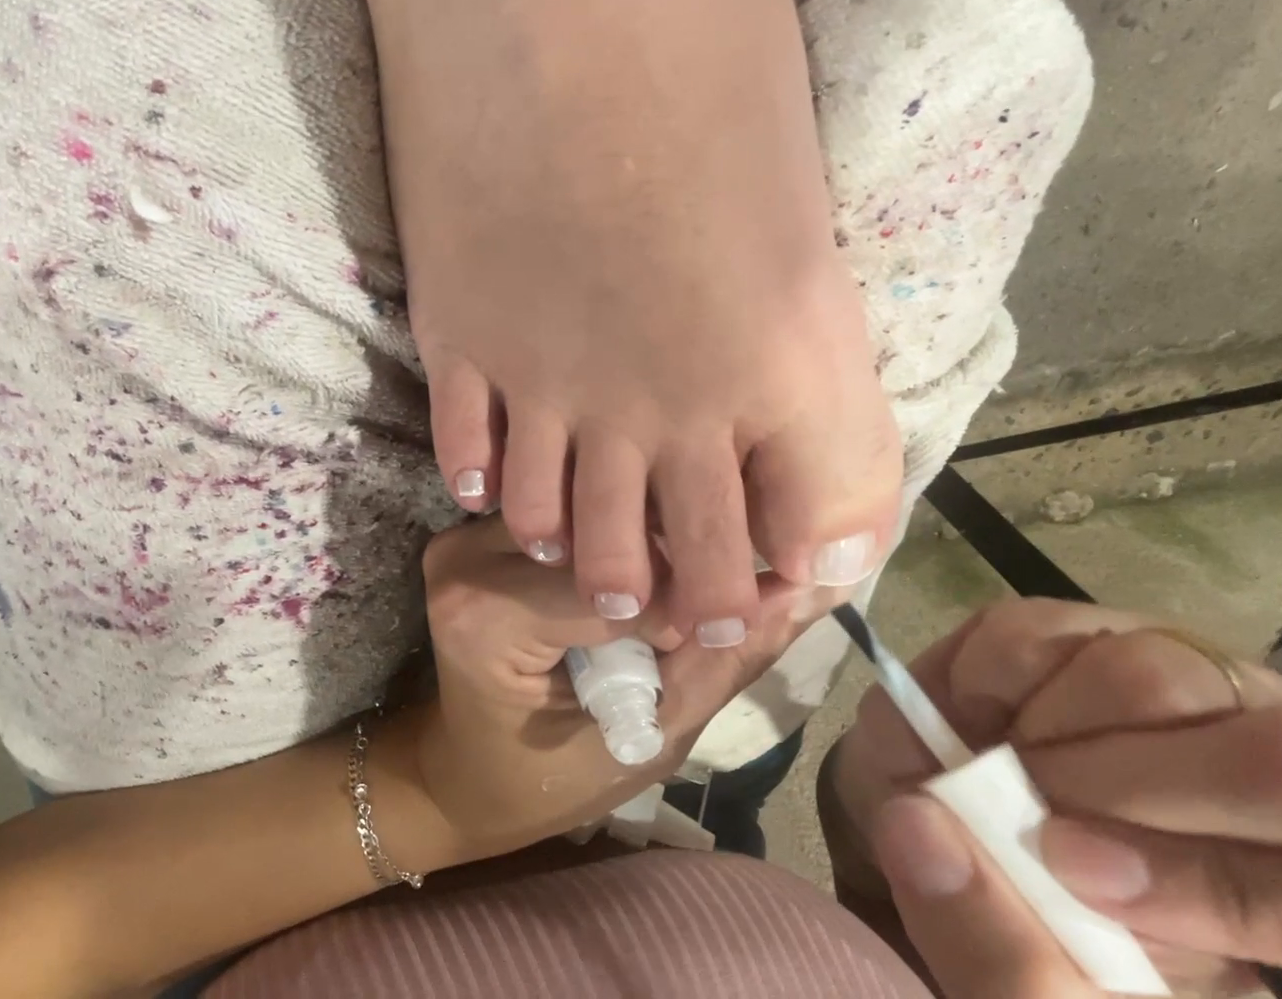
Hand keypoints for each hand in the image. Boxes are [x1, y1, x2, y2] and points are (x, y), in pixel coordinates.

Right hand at [353, 0, 902, 643]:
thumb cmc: (707, 56)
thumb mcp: (806, 213)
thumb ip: (808, 351)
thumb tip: (793, 431)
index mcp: (781, 366)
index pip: (809, 533)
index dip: (800, 571)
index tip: (784, 576)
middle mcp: (665, 406)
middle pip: (685, 560)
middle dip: (698, 602)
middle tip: (689, 614)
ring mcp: (548, 384)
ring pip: (564, 531)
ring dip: (586, 562)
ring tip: (595, 578)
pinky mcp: (460, 345)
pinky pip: (472, 457)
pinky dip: (489, 488)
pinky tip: (492, 493)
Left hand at [409, 517, 825, 857]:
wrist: (463, 771)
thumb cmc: (548, 776)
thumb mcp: (651, 733)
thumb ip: (723, 657)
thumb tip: (819, 584)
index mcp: (486, 616)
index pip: (625, 578)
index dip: (695, 595)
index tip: (742, 615)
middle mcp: (463, 558)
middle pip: (605, 523)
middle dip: (679, 551)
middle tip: (731, 577)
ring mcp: (462, 536)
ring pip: (591, 504)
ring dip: (651, 535)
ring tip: (693, 568)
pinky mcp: (472, 530)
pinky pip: (568, 510)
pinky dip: (619, 533)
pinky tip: (651, 558)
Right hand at [831, 599, 1281, 994]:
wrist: (968, 844)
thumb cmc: (1045, 942)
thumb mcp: (1057, 993)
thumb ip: (1014, 960)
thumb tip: (950, 834)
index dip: (1246, 890)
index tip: (1083, 880)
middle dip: (1127, 797)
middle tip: (1028, 832)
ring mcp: (1203, 687)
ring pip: (1156, 678)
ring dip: (1043, 741)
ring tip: (989, 782)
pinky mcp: (1089, 631)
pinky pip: (1040, 636)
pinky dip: (982, 686)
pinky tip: (976, 729)